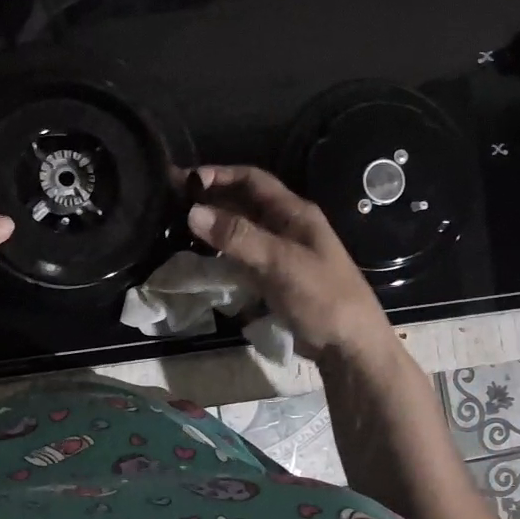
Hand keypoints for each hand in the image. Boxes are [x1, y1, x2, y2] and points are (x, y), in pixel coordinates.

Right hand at [186, 165, 394, 363]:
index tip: (186, 179)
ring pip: (240, 228)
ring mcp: (279, 252)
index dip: (220, 174)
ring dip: (212, 223)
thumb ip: (238, 237)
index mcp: (294, 213)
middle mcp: (285, 226)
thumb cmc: (322, 297)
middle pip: (243, 202)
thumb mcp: (279, 262)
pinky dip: (219, 249)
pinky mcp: (272, 276)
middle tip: (171, 197)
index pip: (253, 180)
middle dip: (210, 197)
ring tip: (177, 223)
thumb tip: (193, 211)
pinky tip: (199, 253)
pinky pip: (241, 254)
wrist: (348, 344)